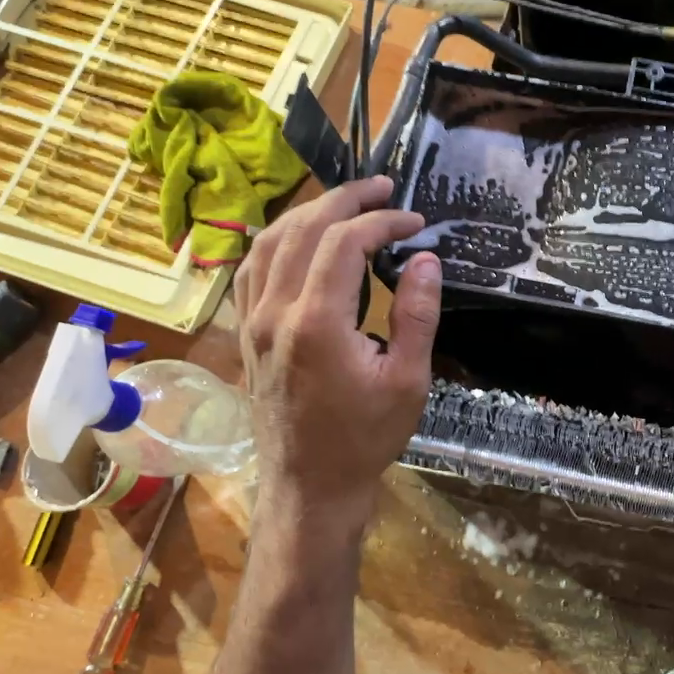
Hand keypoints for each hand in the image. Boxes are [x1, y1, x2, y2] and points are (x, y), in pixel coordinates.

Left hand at [235, 176, 441, 534]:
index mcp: (316, 322)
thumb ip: (417, 316)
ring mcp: (253, 322)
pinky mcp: (247, 334)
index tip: (416, 221)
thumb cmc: (365, 439)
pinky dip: (278, 240)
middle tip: (383, 187)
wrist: (309, 486)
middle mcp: (275, 312)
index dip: (382, 221)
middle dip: (345, 199)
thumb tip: (426, 259)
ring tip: (345, 202)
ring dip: (308, 213)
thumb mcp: (408, 382)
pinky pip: (252, 269)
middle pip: (302, 229)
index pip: (344, 243)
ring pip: (269, 242)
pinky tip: (299, 238)